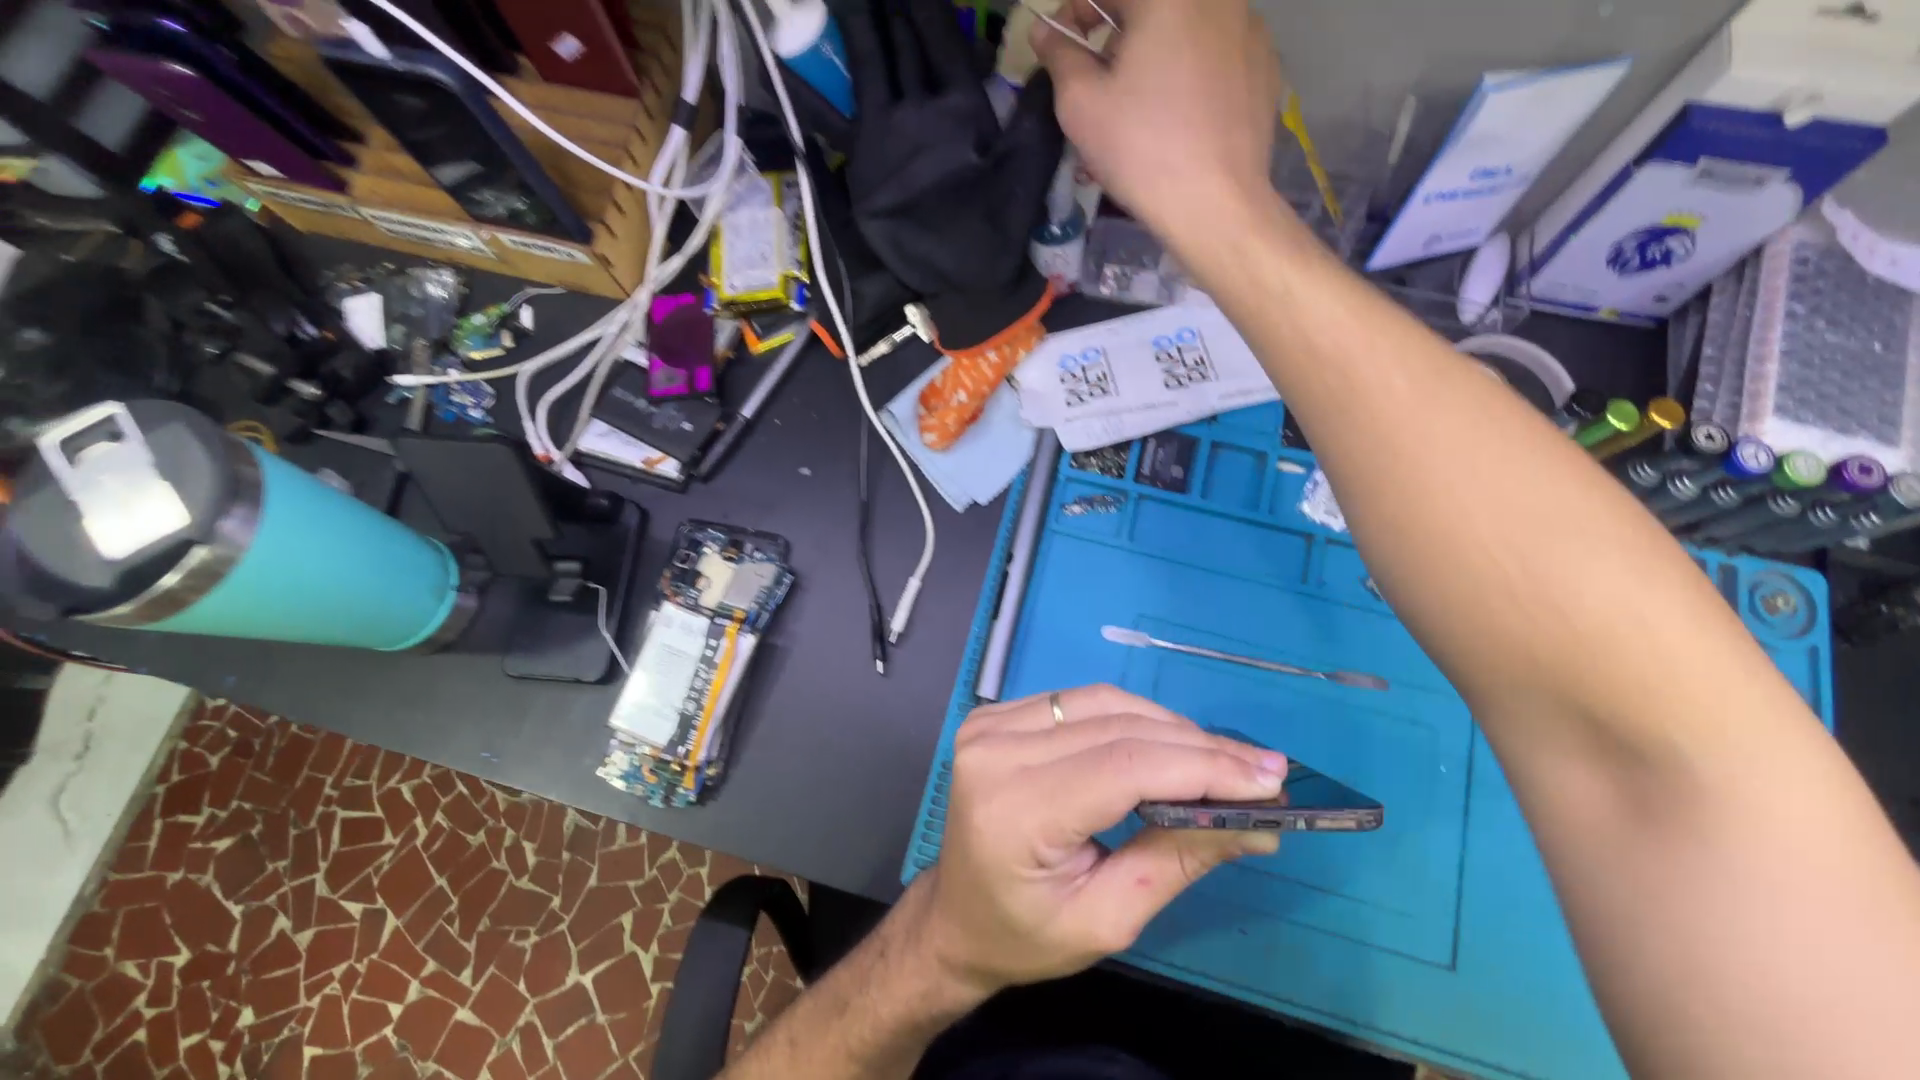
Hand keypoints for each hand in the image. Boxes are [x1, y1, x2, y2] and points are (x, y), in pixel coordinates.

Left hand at [915, 684, 1285, 992]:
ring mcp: (990, 725)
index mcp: (1015, 810)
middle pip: (1119, 727)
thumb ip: (1176, 861)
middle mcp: (996, 751)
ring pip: (1105, 702)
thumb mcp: (1107, 919)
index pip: (1125, 767)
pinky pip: (1082, 701)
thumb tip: (1257, 825)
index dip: (1204, 766)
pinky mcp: (995, 714)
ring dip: (1171, 728)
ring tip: (1227, 760)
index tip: (1271, 779)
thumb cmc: (1025, 934)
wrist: (955, 916)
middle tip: (1265, 770)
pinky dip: (1133, 718)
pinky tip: (1170, 744)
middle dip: (1201, 747)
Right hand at [1032, 0, 1284, 238]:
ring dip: (1157, 49)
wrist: (1216, 205)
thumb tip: (1046, 32)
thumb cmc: (1140, 149)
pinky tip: (1183, 113)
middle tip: (1104, 81)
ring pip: (1188, 25)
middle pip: (1152, 6)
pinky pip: (1219, 50)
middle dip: (1120, 34)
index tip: (1063, 47)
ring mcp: (1250, 28)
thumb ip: (1060, 55)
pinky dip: (1194, 68)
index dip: (1076, 13)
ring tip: (1144, 102)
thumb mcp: (1081, 104)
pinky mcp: (1266, 64)